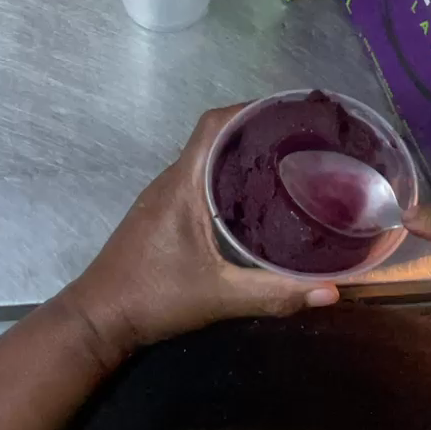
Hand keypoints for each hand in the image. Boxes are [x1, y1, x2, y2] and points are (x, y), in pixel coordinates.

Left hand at [60, 104, 338, 364]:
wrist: (99, 320)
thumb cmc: (153, 298)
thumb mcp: (219, 297)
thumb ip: (274, 294)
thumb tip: (331, 292)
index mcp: (183, 184)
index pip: (213, 125)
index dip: (249, 109)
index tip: (290, 113)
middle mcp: (172, 181)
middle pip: (215, 137)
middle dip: (256, 132)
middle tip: (302, 142)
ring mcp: (164, 198)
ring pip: (207, 161)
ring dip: (242, 156)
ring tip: (288, 165)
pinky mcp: (162, 215)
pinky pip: (200, 181)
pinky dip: (228, 179)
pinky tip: (256, 202)